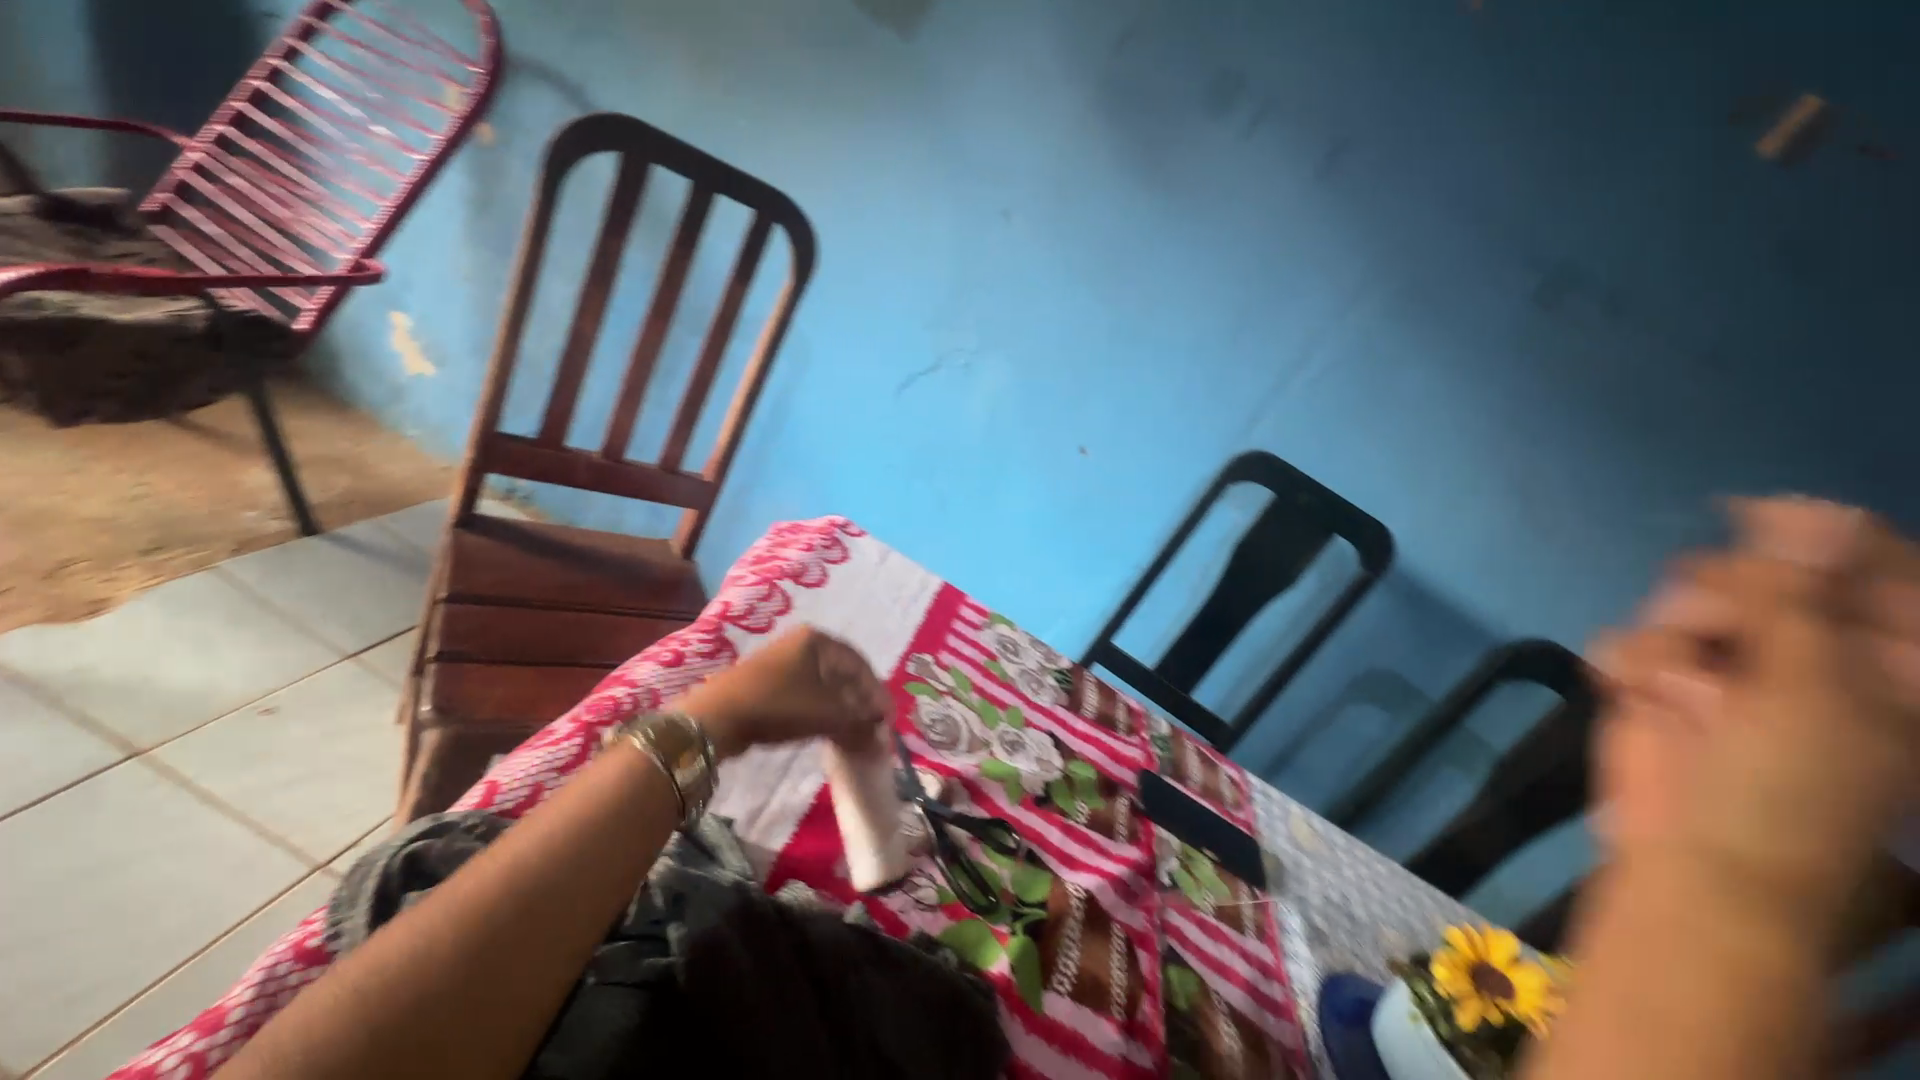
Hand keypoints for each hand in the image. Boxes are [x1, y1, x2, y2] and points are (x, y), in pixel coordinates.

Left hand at [675, 626, 892, 759]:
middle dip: (860, 705)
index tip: (887, 721)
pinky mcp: (768, 684)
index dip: (877, 694)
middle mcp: (802, 644)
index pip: (861, 665)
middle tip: (873, 731)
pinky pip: (806, 696)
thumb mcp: (827, 715)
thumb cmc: (779, 704)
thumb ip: (860, 725)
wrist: (717, 717)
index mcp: (819, 640)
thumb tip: (883, 740)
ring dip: (842, 712)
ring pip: (824, 688)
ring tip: (854, 736)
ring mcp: (783, 663)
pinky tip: (826, 732)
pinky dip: (821, 713)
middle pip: (842, 675)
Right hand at [1591, 498, 1919, 922]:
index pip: (1865, 567)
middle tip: (1716, 631)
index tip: (1756, 512)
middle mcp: (1804, 650)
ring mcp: (1724, 664)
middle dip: (1727, 598)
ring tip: (1674, 685)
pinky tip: (1636, 691)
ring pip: (1684, 598)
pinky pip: (1632, 635)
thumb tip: (1800, 509)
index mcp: (1881, 656)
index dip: (1821, 537)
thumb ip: (1799, 596)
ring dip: (1672, 636)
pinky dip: (1628, 662)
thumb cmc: (1783, 788)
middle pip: (1762, 573)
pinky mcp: (1655, 677)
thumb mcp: (1814, 688)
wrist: (1690, 857)